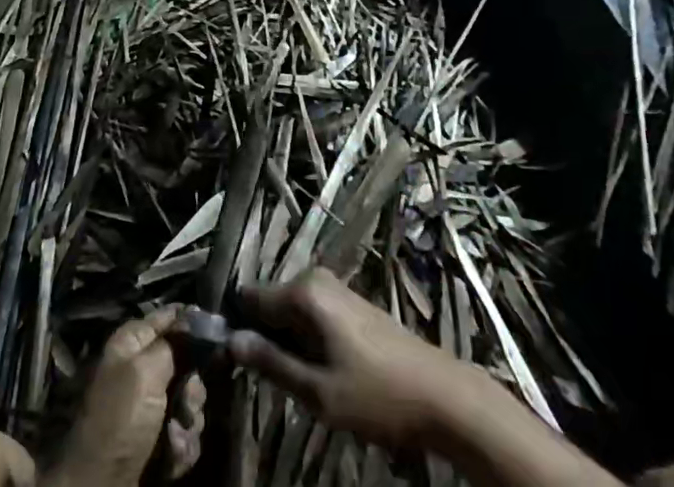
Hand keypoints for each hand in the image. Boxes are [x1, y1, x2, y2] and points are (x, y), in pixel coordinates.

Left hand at [47, 305, 207, 486]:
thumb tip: (194, 317)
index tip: (216, 336)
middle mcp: (143, 369)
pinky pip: (187, 432)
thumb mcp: (144, 373)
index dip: (193, 321)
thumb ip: (172, 344)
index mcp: (132, 344)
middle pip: (189, 363)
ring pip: (192, 401)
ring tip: (173, 439)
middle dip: (193, 389)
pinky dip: (182, 447)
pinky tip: (170, 458)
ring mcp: (152, 405)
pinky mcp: (159, 438)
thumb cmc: (119, 421)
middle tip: (185, 405)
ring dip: (189, 423)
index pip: (168, 316)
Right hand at [227, 268, 478, 449]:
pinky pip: (310, 313)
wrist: (444, 395)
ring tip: (296, 377)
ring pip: (289, 310)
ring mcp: (336, 288)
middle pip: (269, 303)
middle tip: (268, 377)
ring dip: (285, 339)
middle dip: (262, 334)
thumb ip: (270, 363)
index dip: (235, 327)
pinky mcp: (350, 302)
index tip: (231, 359)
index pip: (247, 298)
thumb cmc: (377, 395)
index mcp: (303, 292)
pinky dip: (305, 337)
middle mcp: (315, 278)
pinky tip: (319, 368)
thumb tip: (229, 341)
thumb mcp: (317, 391)